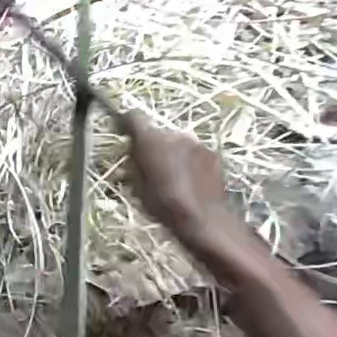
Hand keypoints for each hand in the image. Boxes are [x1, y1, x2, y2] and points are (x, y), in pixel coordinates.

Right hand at [124, 114, 236, 242]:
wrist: (203, 219)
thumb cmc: (164, 206)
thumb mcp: (137, 187)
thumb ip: (133, 164)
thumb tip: (132, 154)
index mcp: (150, 141)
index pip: (133, 117)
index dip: (126, 124)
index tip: (124, 134)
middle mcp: (173, 135)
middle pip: (158, 134)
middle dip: (153, 147)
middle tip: (152, 168)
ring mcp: (195, 143)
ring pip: (177, 144)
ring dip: (173, 155)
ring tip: (174, 179)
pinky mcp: (212, 153)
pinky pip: (195, 153)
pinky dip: (191, 162)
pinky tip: (192, 182)